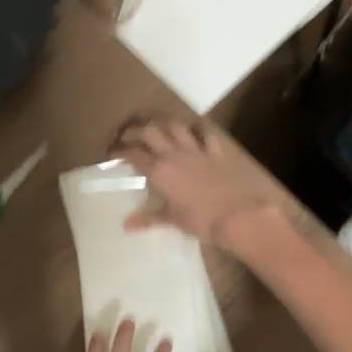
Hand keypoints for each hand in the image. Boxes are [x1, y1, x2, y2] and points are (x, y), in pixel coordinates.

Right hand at [118, 121, 276, 249]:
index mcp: (160, 171)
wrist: (239, 215)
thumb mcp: (173, 220)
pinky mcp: (218, 152)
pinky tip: (196, 130)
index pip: (134, 155)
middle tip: (130, 136)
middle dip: (137, 130)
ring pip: (176, 127)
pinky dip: (199, 129)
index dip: (120, 152)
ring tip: (159, 129)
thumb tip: (126, 225)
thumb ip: (149, 218)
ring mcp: (197, 150)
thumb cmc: (202, 220)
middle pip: (151, 132)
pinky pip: (207, 134)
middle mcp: (175, 155)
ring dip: (165, 125)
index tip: (113, 153)